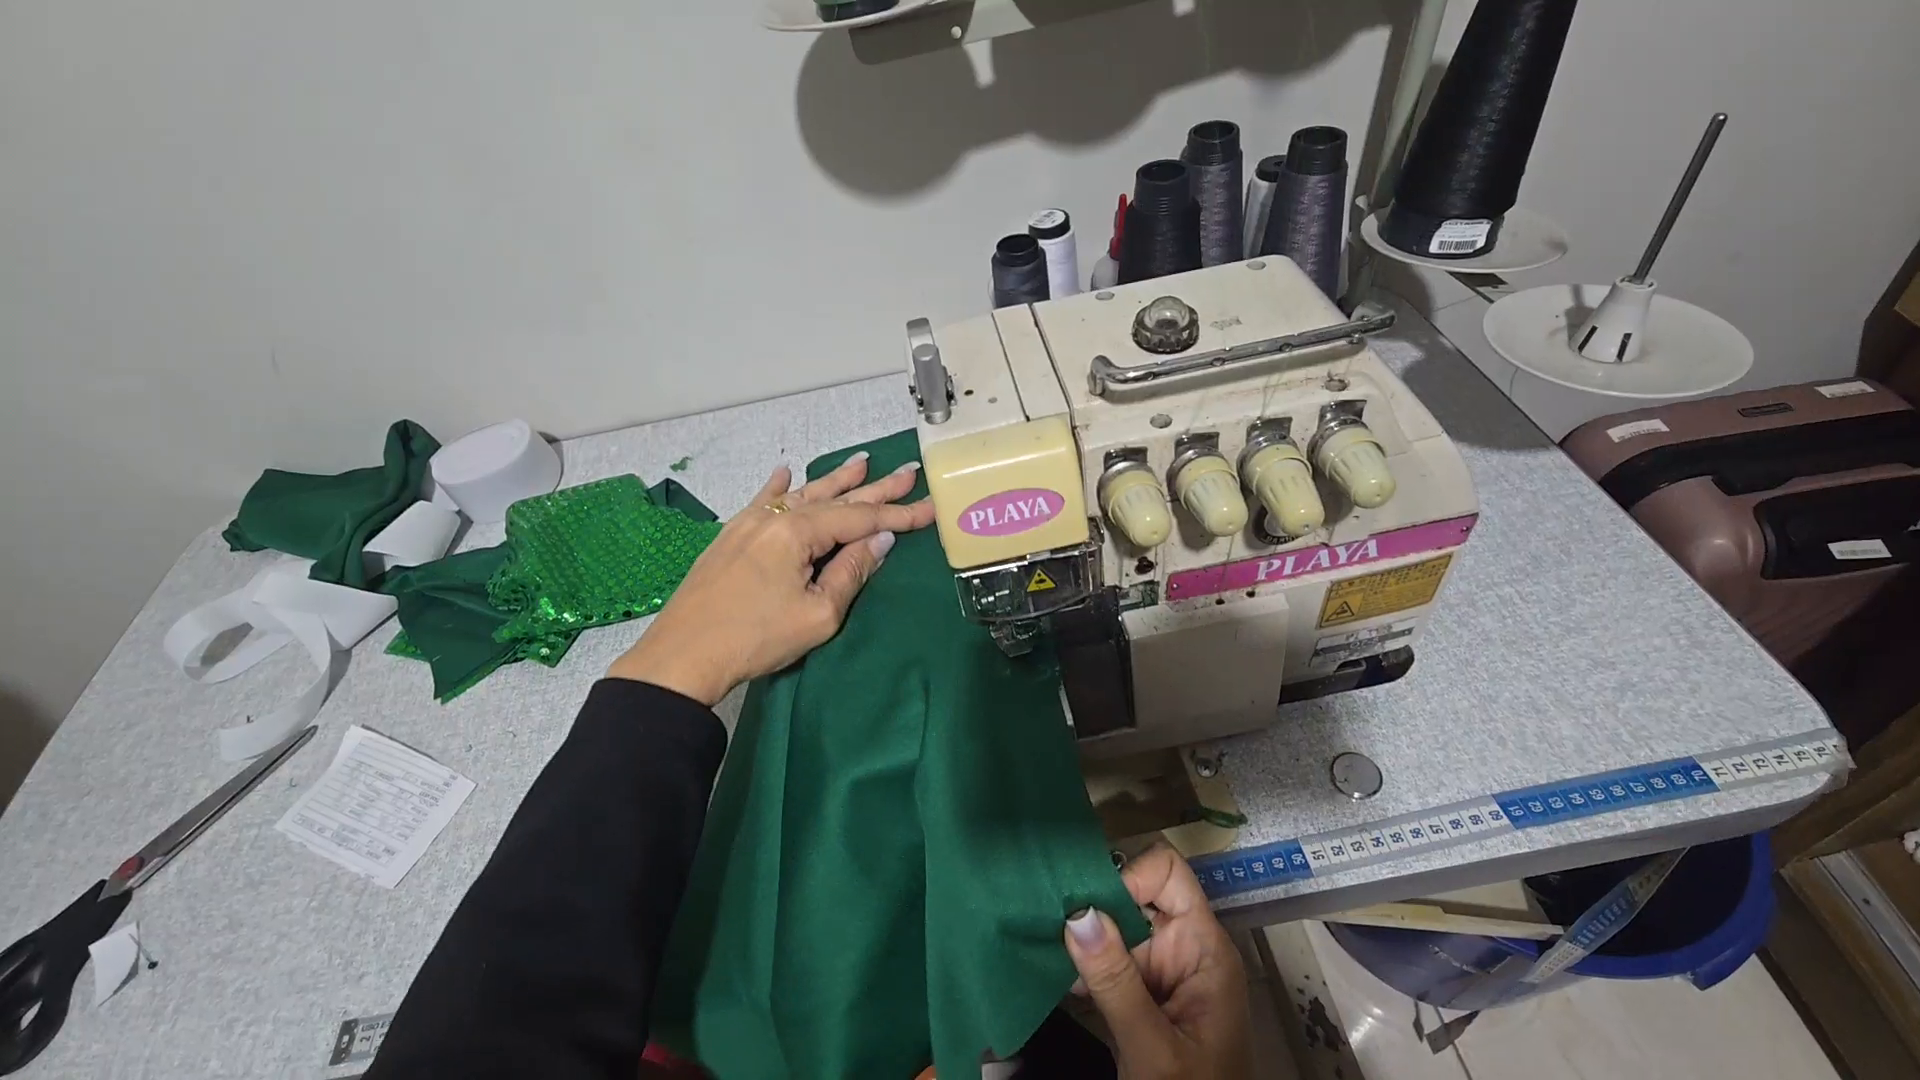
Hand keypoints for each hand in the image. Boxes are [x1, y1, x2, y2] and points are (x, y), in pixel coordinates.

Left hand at [607, 452, 933, 705]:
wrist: (682, 656)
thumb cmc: (756, 638)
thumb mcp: (817, 614)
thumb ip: (851, 572)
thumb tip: (879, 541)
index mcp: (797, 532)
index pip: (860, 519)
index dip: (898, 515)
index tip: (930, 507)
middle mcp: (774, 517)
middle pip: (835, 499)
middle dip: (875, 488)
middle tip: (908, 470)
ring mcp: (749, 524)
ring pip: (802, 495)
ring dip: (835, 480)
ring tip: (862, 461)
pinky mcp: (731, 538)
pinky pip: (761, 500)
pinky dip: (777, 485)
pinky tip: (786, 470)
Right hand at [1064, 844, 1251, 1079]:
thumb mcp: (1154, 1050)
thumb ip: (1117, 982)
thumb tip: (1077, 911)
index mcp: (1203, 947)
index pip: (1167, 873)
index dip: (1128, 878)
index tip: (1087, 907)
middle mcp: (1182, 947)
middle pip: (1134, 893)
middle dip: (1092, 899)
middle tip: (1043, 910)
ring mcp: (1158, 970)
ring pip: (1113, 924)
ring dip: (1078, 930)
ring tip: (1033, 930)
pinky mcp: (1137, 993)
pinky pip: (1104, 958)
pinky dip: (1077, 960)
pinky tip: (1045, 962)